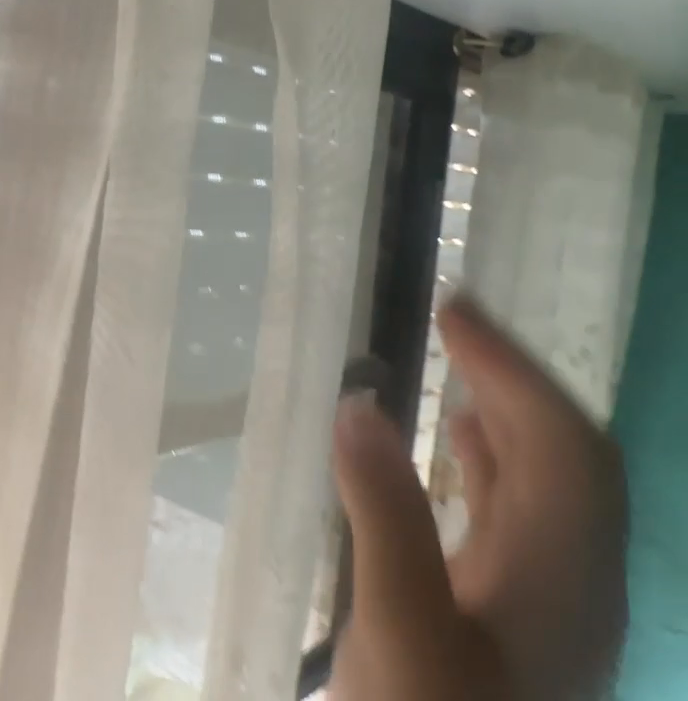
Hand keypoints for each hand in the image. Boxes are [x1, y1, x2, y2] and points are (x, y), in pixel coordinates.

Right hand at [329, 296, 627, 699]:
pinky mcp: (513, 610)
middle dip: (518, 380)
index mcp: (562, 576)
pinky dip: (491, 460)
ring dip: (509, 413)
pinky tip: (455, 447)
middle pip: (572, 459)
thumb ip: (386, 517)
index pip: (562, 446)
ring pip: (550, 484)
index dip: (514, 371)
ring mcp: (547, 598)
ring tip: (455, 364)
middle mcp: (574, 579)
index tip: (453, 308)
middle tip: (451, 318)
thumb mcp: (400, 625)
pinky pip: (519, 512)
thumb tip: (360, 406)